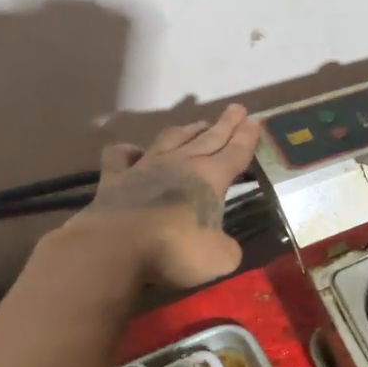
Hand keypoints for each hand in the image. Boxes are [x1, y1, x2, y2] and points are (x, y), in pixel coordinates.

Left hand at [56, 105, 260, 286]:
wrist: (112, 249)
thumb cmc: (175, 250)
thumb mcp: (220, 258)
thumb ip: (226, 247)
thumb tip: (221, 245)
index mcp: (212, 178)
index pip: (237, 152)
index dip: (248, 138)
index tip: (255, 121)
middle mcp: (181, 164)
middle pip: (209, 137)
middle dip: (226, 123)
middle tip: (237, 108)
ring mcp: (145, 168)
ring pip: (171, 139)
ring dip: (187, 130)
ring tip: (198, 124)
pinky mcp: (114, 179)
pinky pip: (121, 156)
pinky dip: (130, 150)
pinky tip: (136, 151)